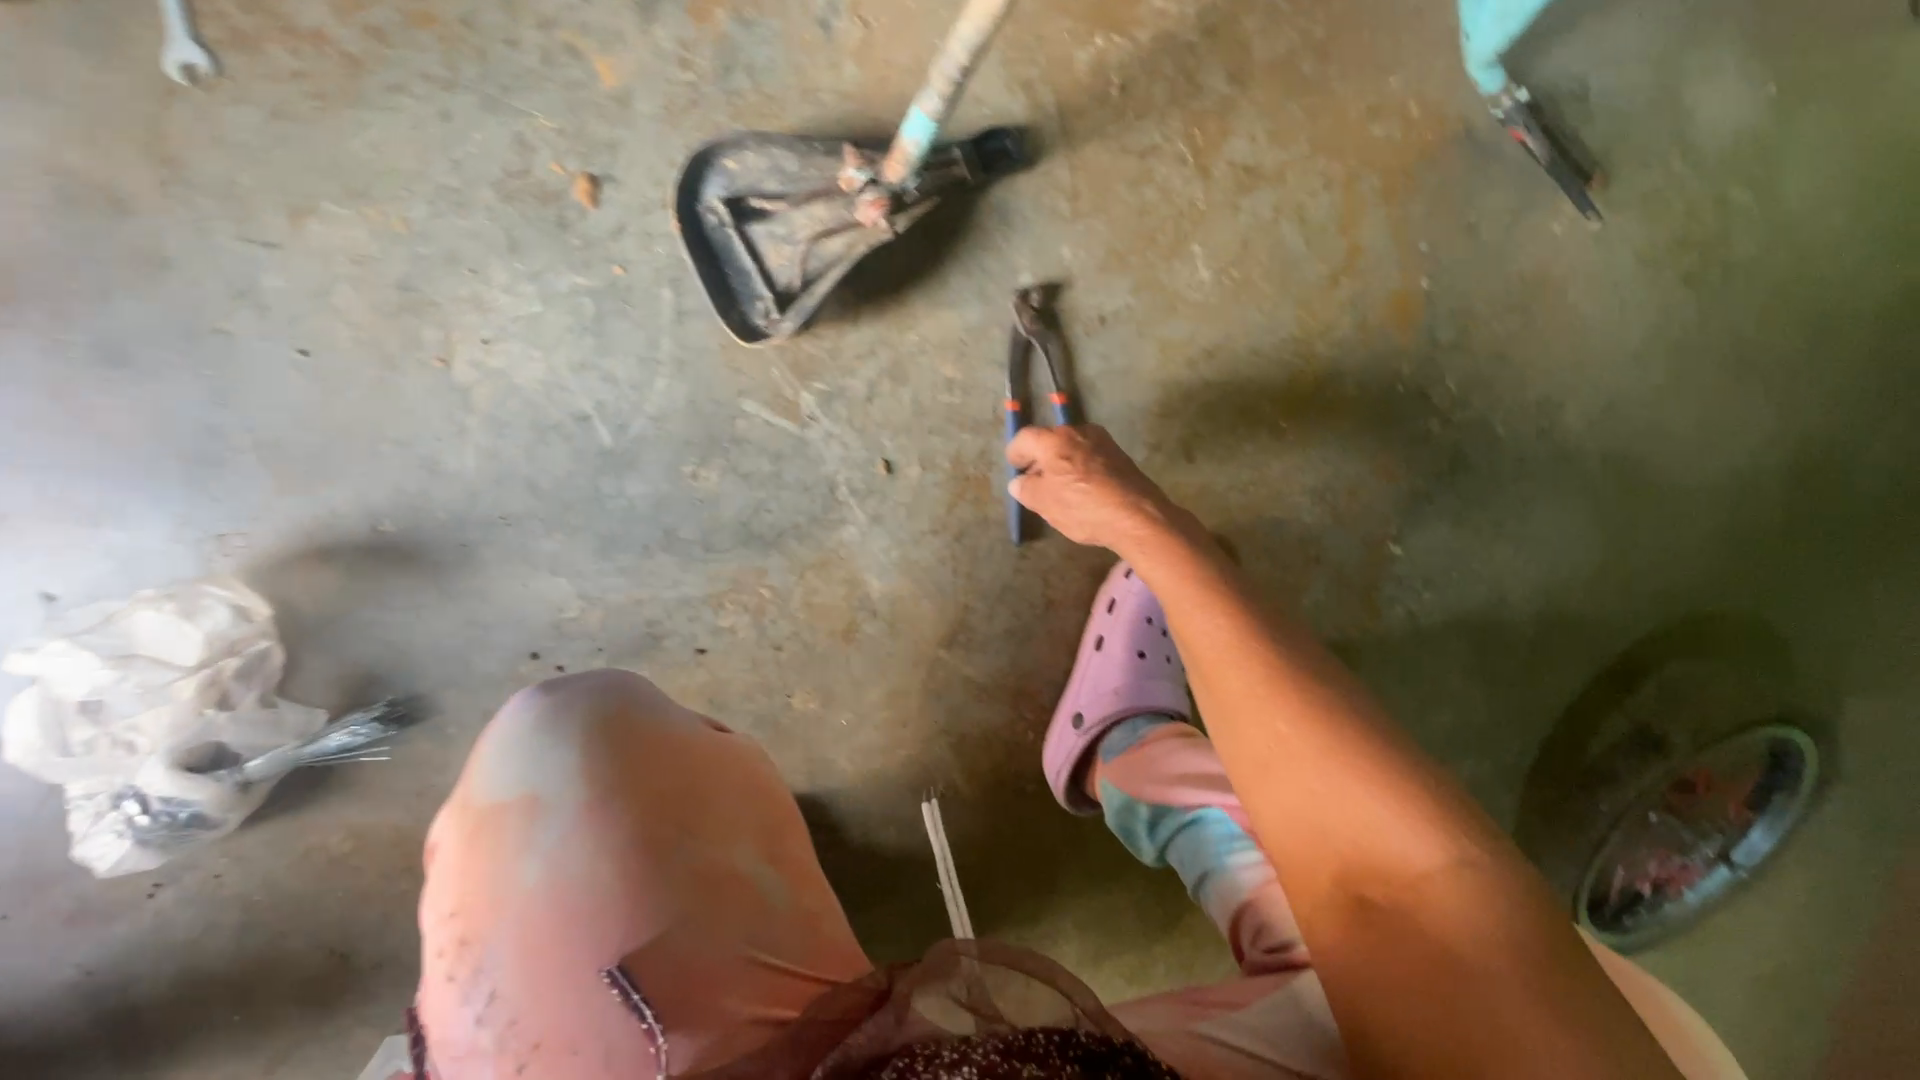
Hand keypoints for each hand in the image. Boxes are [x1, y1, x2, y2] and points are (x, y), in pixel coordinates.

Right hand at [1006, 424, 1185, 552]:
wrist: (1137, 516)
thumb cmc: (1082, 507)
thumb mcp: (1044, 503)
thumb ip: (1025, 489)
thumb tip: (1019, 482)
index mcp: (1054, 440)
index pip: (1024, 438)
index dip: (1015, 454)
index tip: (1015, 469)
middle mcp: (1078, 432)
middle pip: (1050, 441)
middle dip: (1039, 460)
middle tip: (1034, 482)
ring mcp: (1102, 442)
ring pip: (1071, 448)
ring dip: (1061, 464)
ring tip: (1059, 490)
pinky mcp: (1119, 455)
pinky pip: (1090, 457)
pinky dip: (1080, 469)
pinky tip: (1082, 492)